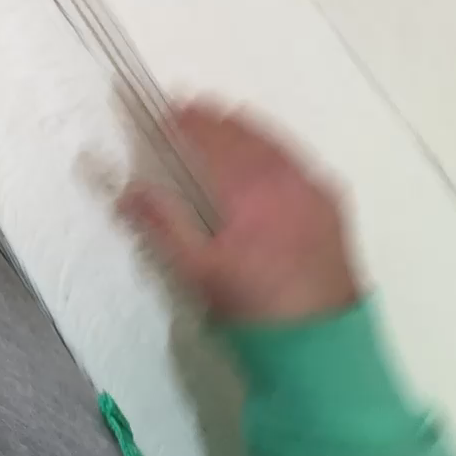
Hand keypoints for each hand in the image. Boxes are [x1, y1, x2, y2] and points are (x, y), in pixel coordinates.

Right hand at [119, 102, 359, 323]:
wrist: (323, 347)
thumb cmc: (251, 304)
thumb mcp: (195, 268)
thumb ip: (159, 221)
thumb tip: (125, 189)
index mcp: (251, 192)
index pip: (214, 138)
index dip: (187, 119)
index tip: (165, 107)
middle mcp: (286, 182)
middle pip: (244, 132)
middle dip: (213, 116)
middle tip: (185, 107)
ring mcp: (314, 191)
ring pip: (273, 140)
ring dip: (241, 126)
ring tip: (218, 119)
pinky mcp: (331, 205)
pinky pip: (295, 157)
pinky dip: (270, 143)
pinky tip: (260, 149)